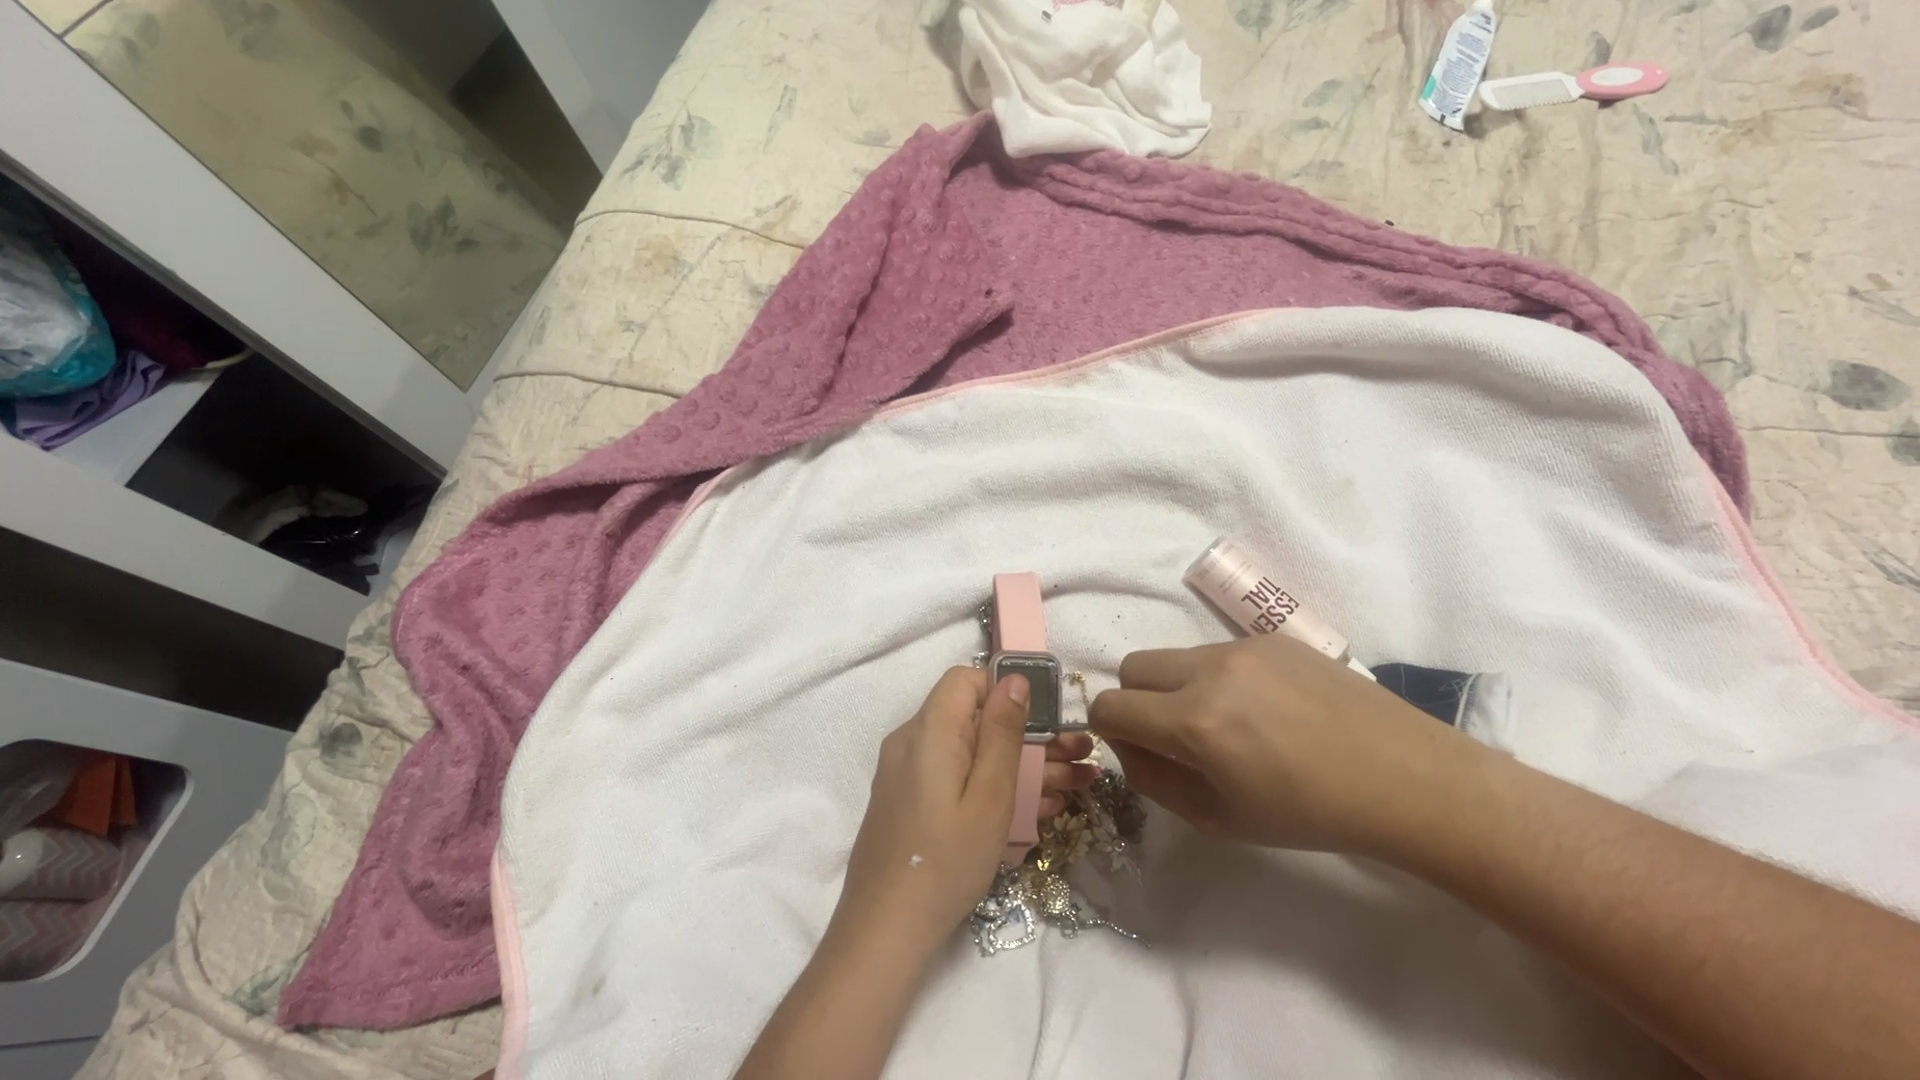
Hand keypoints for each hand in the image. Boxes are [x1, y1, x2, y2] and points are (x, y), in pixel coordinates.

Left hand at [833, 668, 1100, 950]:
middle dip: (1032, 737)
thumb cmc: (946, 859)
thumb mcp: (989, 795)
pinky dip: (995, 788)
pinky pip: (958, 780)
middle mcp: (913, 743)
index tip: (1048, 720)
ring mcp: (909, 776)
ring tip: (1080, 784)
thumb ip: (1002, 733)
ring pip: (973, 754)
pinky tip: (1043, 807)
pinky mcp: (912, 804)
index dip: (1006, 692)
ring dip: (1024, 766)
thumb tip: (1014, 679)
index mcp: (929, 731)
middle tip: (1083, 758)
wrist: (886, 929)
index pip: (966, 680)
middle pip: (976, 720)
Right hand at [1088, 633, 1480, 855]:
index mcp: (1194, 723)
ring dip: (1178, 687)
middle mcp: (1210, 671)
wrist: (1405, 779)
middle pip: (1132, 667)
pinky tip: (1267, 710)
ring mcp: (1244, 647)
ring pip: (1175, 656)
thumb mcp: (1218, 819)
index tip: (1141, 752)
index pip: (1108, 707)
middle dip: (1136, 701)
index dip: (1109, 732)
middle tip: (1176, 738)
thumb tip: (1128, 746)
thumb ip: (1154, 780)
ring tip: (1230, 725)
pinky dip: (1219, 678)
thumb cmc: (1310, 815)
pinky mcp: (1273, 637)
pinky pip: (1218, 652)